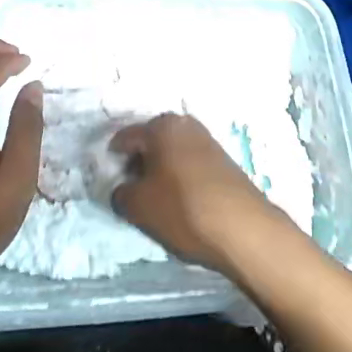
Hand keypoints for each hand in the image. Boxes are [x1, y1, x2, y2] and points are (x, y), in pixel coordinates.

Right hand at [109, 114, 290, 272]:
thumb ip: (120, 193)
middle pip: (151, 141)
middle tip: (131, 189)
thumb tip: (123, 189)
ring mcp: (207, 139)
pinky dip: (179, 175)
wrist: (242, 227)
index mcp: (161, 126)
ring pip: (172, 151)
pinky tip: (179, 198)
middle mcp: (185, 124)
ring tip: (155, 197)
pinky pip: (190, 162)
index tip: (108, 178)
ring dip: (160, 169)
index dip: (113, 158)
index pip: (126, 137)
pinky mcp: (223, 159)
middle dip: (138, 161)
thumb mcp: (138, 206)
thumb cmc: (183, 208)